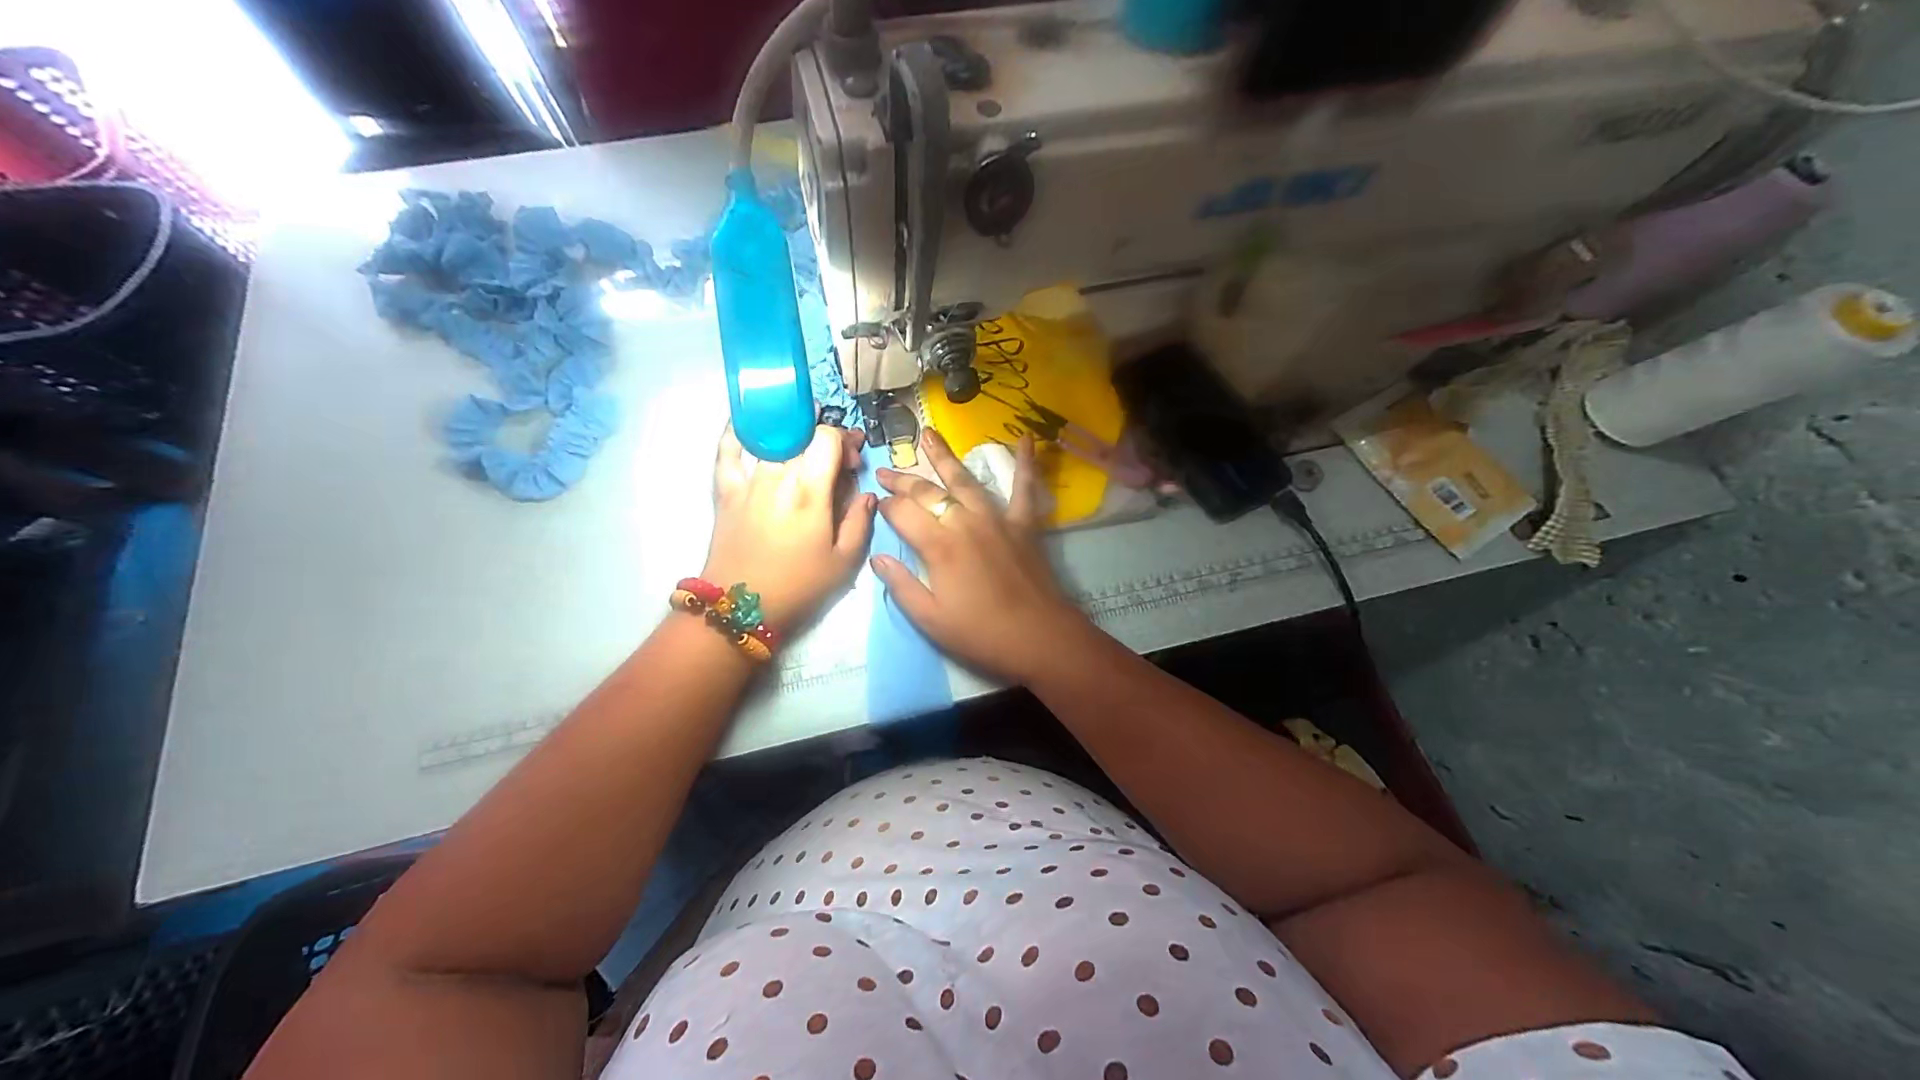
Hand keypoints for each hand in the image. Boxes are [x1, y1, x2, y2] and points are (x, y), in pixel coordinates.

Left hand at [702, 424, 874, 630]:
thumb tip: (866, 495)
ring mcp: (748, 480)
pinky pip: (727, 450)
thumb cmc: (798, 586)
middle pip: (801, 432)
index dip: (845, 442)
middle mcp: (778, 476)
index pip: (827, 437)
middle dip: (822, 438)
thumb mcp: (843, 562)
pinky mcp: (725, 490)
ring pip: (771, 436)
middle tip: (833, 462)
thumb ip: (860, 522)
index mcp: (810, 491)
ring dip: (792, 434)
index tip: (852, 465)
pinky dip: (738, 433)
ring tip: (801, 446)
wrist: (740, 608)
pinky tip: (751, 428)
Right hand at [870, 429, 1095, 683]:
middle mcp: (965, 523)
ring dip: (945, 457)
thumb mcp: (930, 619)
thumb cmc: (980, 634)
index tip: (875, 503)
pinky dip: (1026, 462)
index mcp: (938, 546)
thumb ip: (901, 585)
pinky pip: (1024, 488)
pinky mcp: (1024, 525)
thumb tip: (877, 558)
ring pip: (966, 480)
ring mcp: (997, 519)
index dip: (886, 506)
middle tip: (884, 469)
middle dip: (903, 480)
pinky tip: (1027, 438)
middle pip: (928, 492)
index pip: (903, 514)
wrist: (1039, 637)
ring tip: (929, 434)